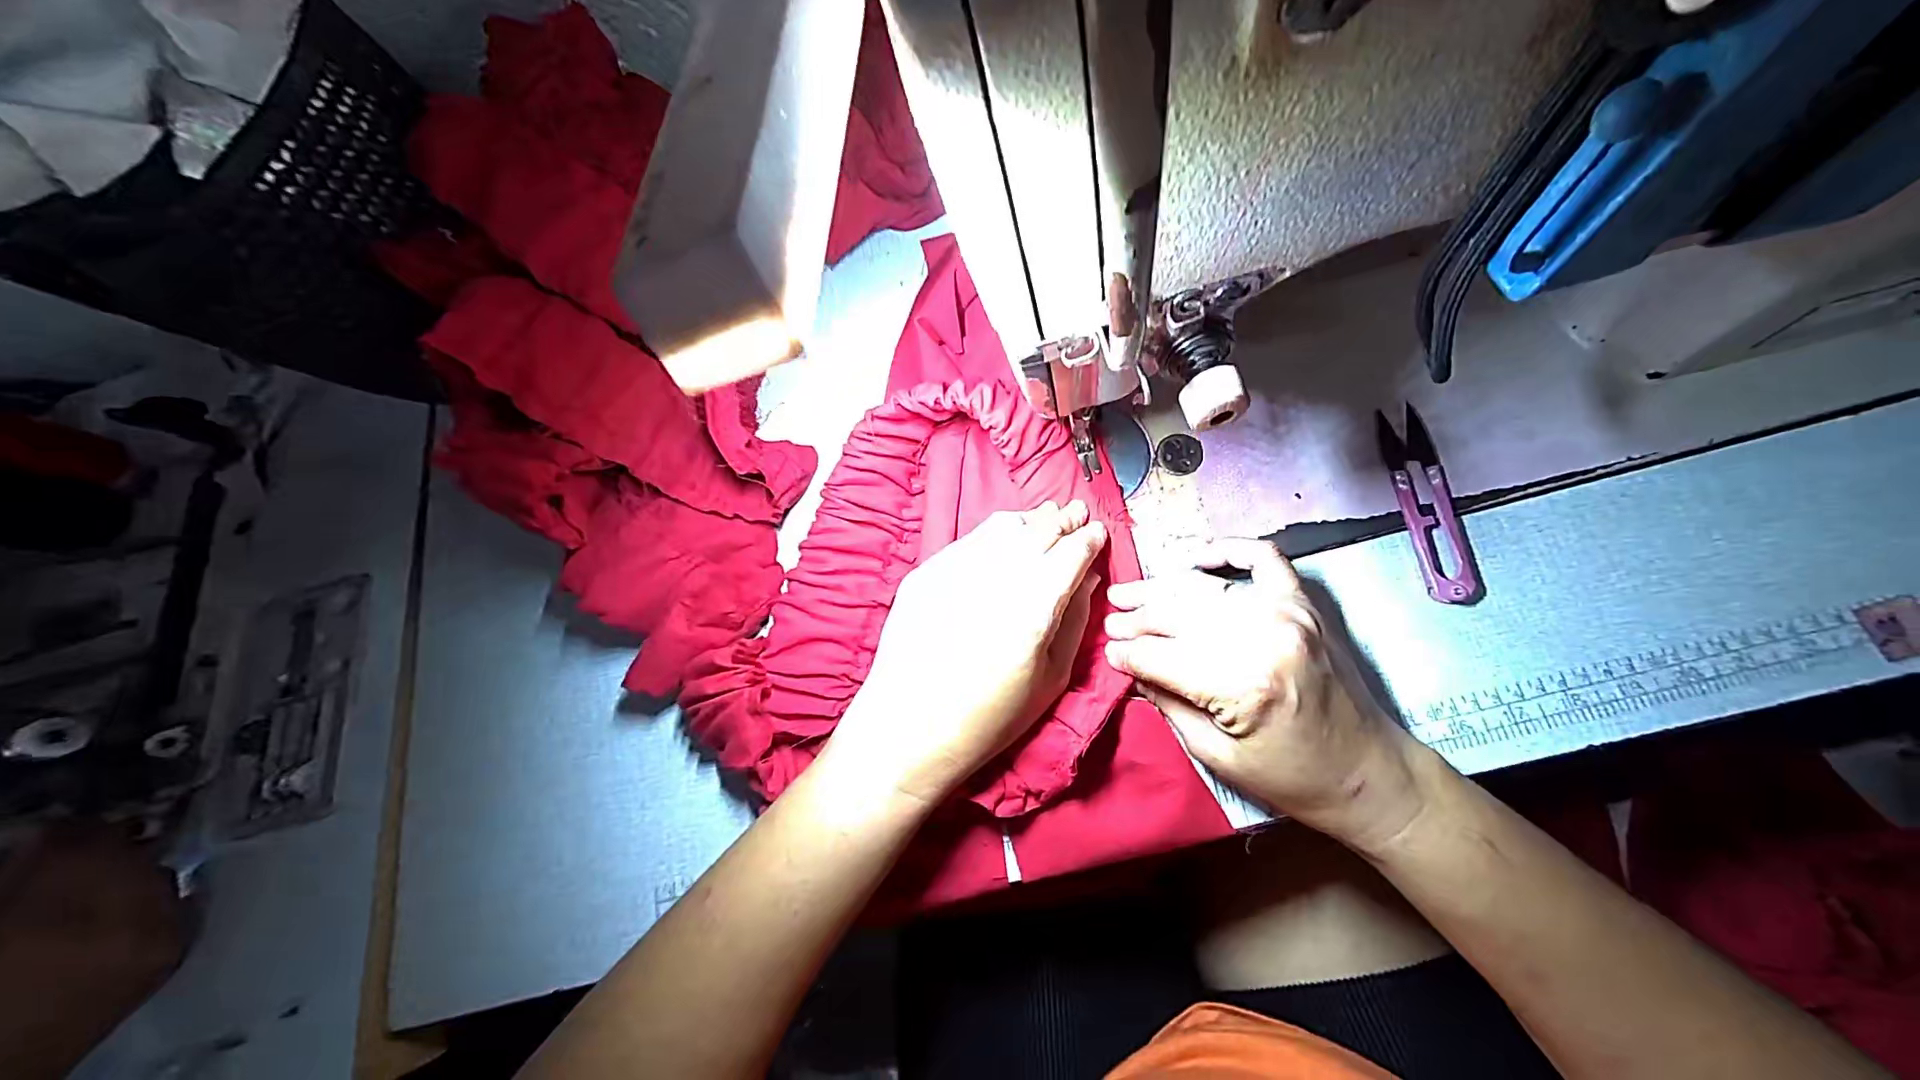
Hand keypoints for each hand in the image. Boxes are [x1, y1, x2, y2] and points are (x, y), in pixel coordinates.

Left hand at [826, 500, 1107, 808]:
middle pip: (1039, 530)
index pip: (1071, 553)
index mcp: (1034, 610)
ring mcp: (956, 571)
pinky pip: (970, 539)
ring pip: (1003, 526)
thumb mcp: (1050, 679)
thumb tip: (1088, 579)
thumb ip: (1074, 621)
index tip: (1096, 533)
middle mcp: (995, 580)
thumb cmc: (987, 718)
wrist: (908, 727)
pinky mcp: (927, 572)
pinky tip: (1004, 539)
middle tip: (1075, 515)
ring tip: (1044, 522)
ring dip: (1030, 520)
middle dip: (1063, 520)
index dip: (1088, 539)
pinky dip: (994, 532)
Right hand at [1103, 539, 1429, 852]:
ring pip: (1205, 588)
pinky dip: (1229, 550)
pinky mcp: (1303, 606)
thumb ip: (1170, 704)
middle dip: (1136, 620)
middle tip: (1111, 621)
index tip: (1108, 653)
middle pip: (1177, 616)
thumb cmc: (1291, 776)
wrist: (1368, 773)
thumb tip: (1133, 669)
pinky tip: (1198, 557)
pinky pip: (1263, 558)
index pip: (1161, 656)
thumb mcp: (1216, 755)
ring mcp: (1287, 614)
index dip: (1128, 655)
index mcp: (1240, 685)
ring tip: (1130, 592)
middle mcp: (1262, 638)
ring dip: (1162, 588)